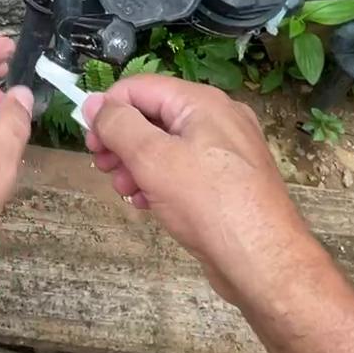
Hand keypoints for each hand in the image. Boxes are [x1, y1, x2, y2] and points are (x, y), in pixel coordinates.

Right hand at [82, 75, 310, 302]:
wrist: (264, 264)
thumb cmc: (209, 204)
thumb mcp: (152, 158)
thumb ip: (118, 125)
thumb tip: (94, 103)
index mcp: (202, 102)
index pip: (139, 88)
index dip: (108, 108)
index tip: (90, 141)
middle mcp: (217, 119)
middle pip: (152, 115)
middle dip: (121, 139)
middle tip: (102, 166)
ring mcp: (225, 152)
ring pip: (165, 145)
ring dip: (135, 163)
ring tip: (123, 189)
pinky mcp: (227, 182)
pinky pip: (182, 169)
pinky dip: (158, 180)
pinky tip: (146, 202)